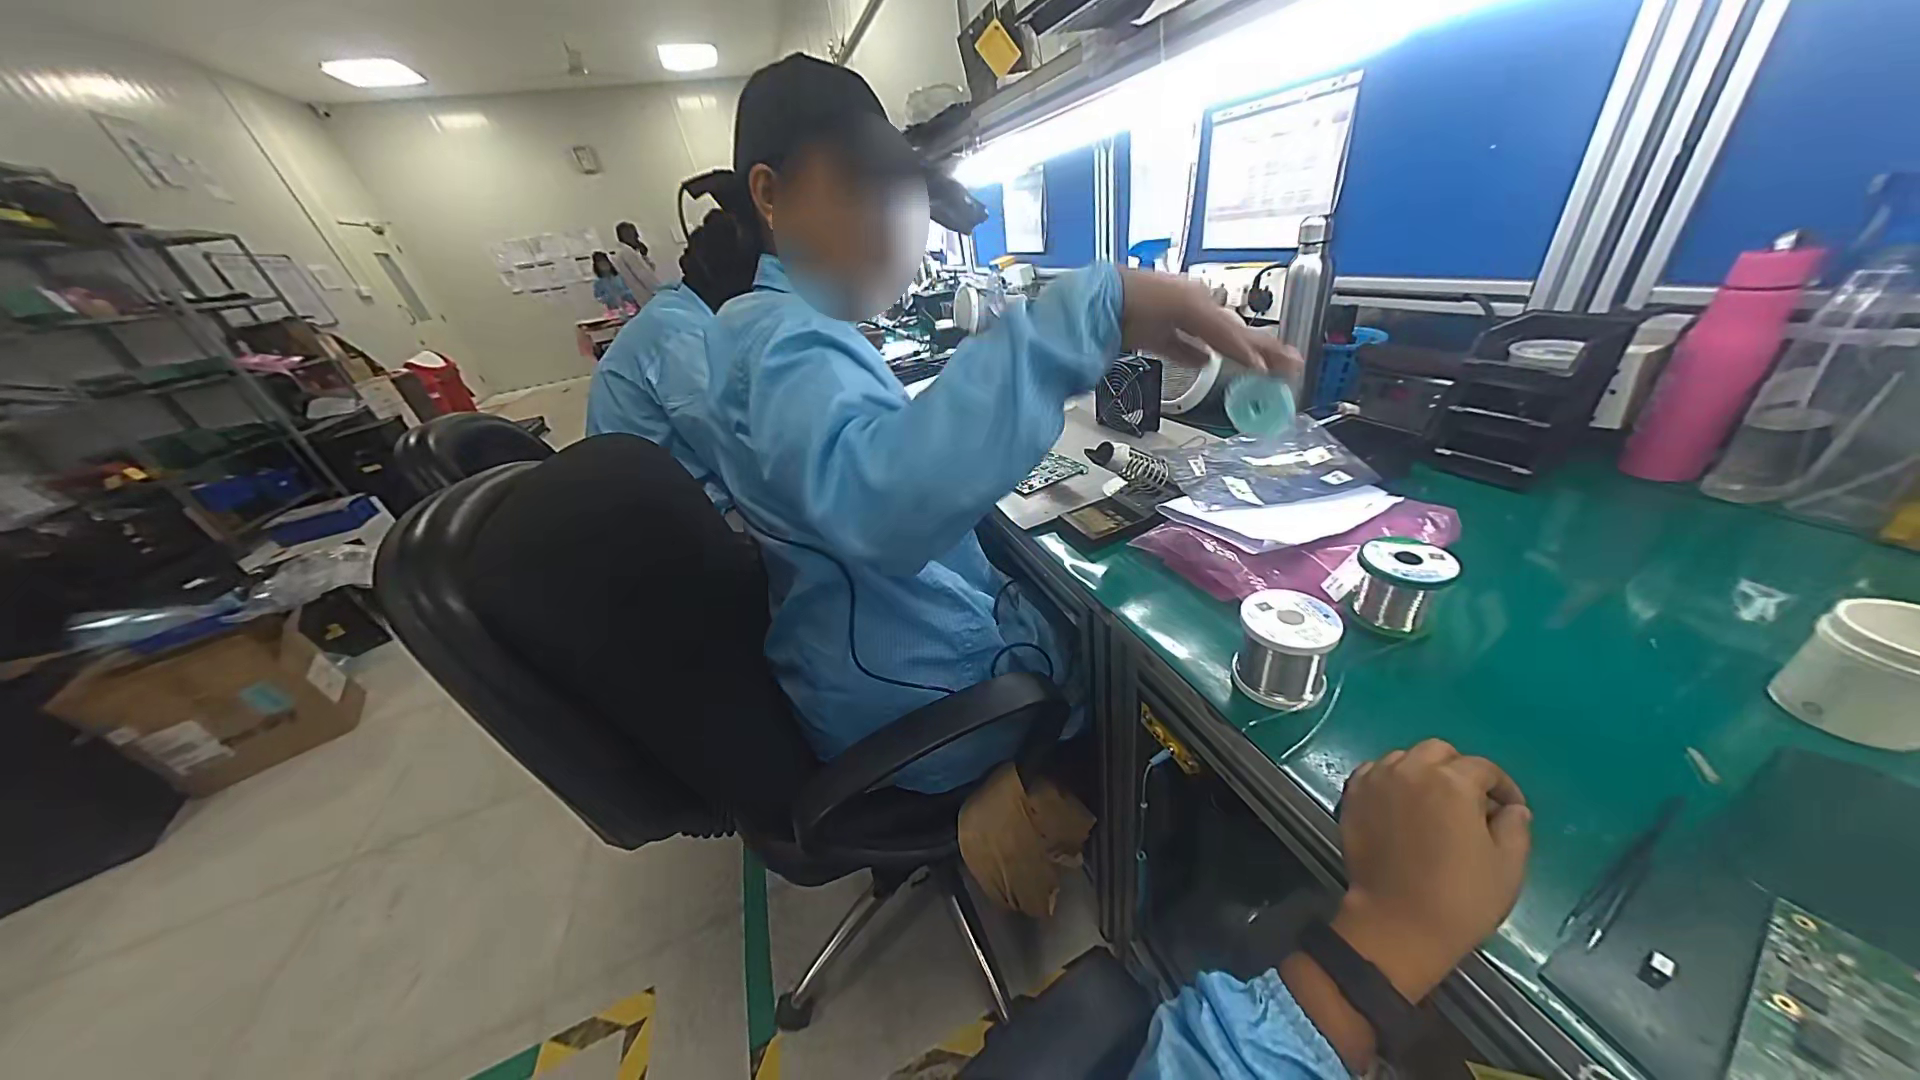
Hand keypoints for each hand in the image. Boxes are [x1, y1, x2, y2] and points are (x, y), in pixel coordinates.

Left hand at [1117, 269, 1301, 381]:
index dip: (1260, 350)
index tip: (1284, 364)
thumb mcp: (1186, 309)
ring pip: (1214, 341)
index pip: (1239, 332)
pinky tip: (1207, 361)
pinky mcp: (1153, 336)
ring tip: (1260, 365)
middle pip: (1234, 334)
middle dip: (1261, 350)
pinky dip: (1197, 354)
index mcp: (1204, 302)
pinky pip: (1183, 347)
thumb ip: (1219, 335)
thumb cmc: (1141, 294)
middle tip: (1288, 365)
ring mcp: (1174, 323)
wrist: (1100, 300)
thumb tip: (1248, 356)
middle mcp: (1193, 310)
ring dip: (1238, 353)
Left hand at [1332, 739, 1531, 1000]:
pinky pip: (1374, 772)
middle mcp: (1408, 770)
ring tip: (1436, 803)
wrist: (1398, 917)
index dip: (1503, 786)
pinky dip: (1391, 779)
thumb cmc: (1461, 896)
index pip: (1482, 767)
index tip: (1510, 808)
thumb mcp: (1506, 865)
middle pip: (1437, 752)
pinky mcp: (1352, 794)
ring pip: (1403, 758)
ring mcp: (1375, 779)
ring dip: (1423, 771)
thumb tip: (1512, 808)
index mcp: (1450, 782)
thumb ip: (1514, 827)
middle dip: (1459, 769)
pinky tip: (1402, 805)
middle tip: (1472, 801)